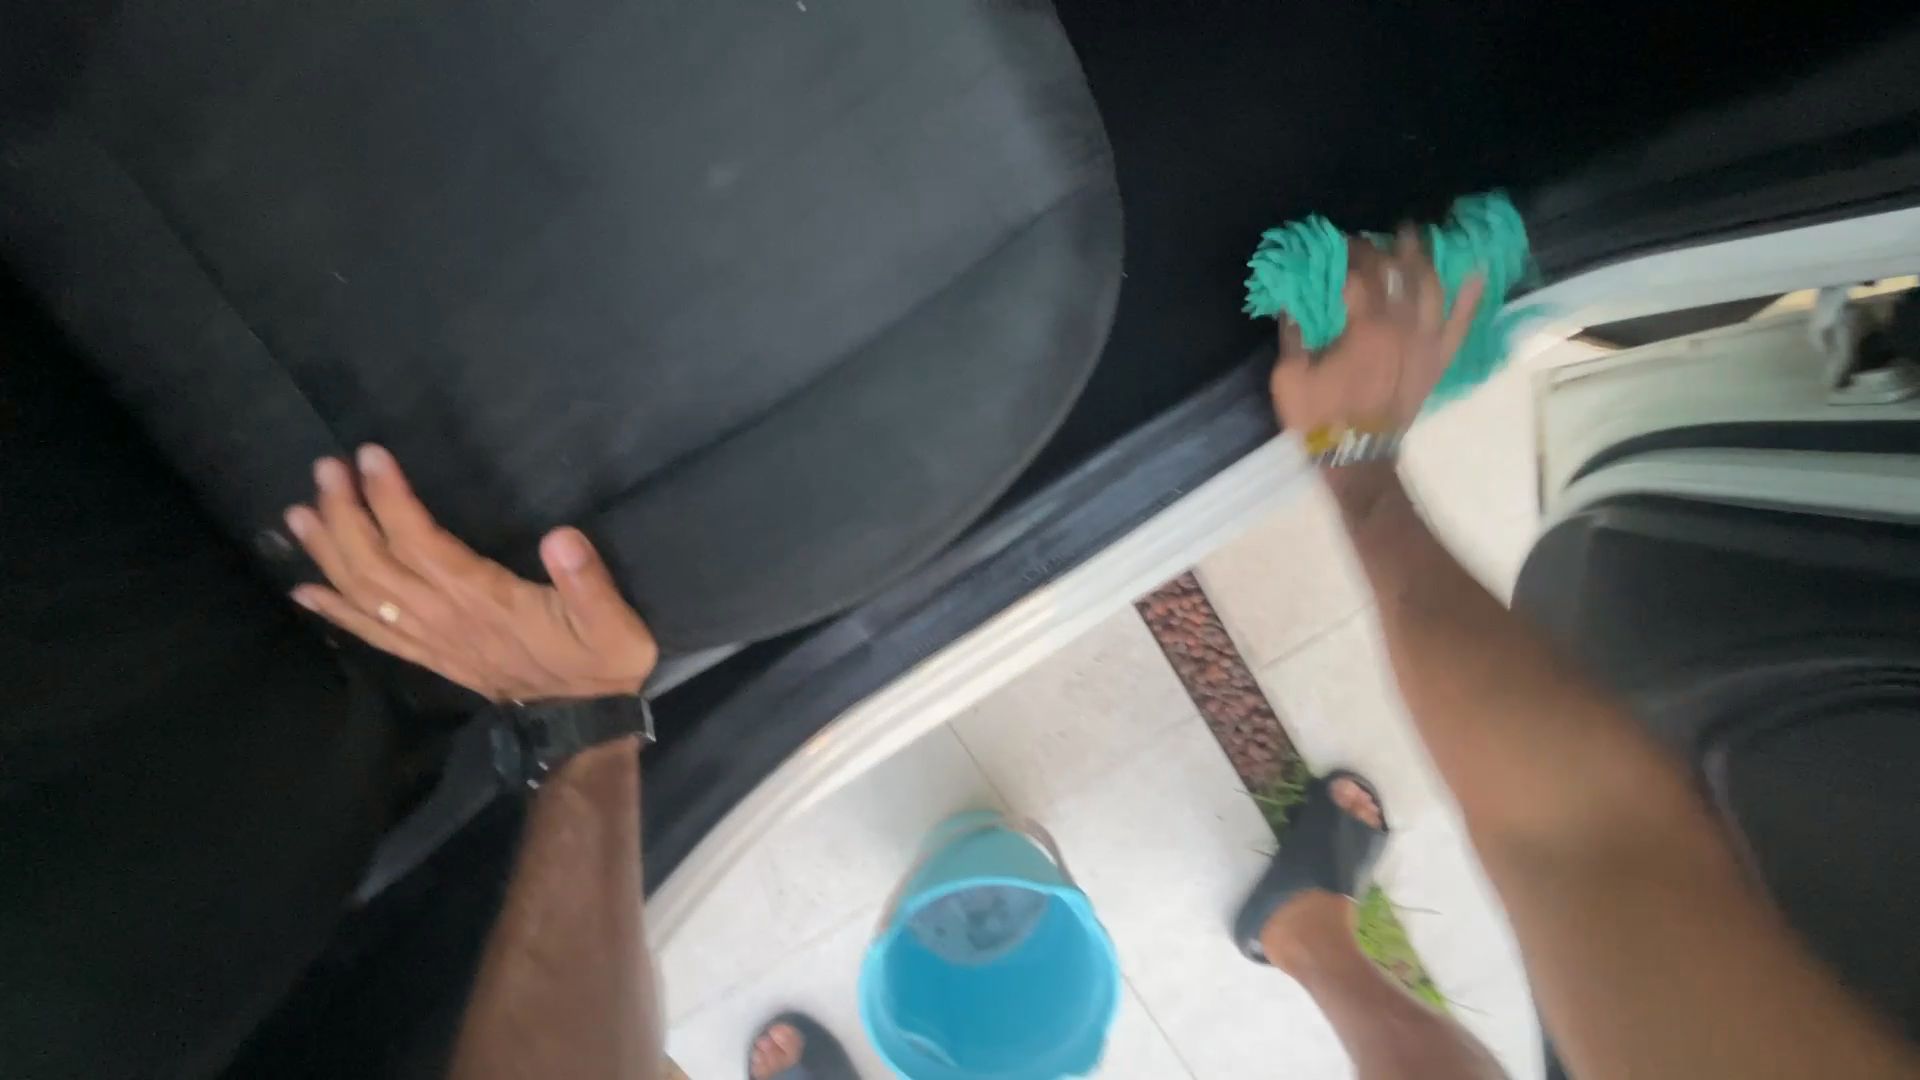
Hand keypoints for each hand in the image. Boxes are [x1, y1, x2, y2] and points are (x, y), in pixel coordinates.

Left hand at [284, 445, 657, 701]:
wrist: (592, 713)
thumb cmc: (605, 658)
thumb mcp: (614, 621)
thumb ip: (588, 581)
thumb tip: (561, 537)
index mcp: (488, 603)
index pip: (423, 545)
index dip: (392, 501)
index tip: (371, 458)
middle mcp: (448, 620)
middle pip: (377, 566)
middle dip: (348, 515)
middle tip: (327, 469)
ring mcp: (437, 641)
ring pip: (367, 595)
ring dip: (330, 554)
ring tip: (301, 513)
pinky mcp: (437, 657)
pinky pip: (375, 633)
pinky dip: (337, 611)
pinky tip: (307, 592)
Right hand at [1268, 227, 1483, 436]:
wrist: (1356, 457)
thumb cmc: (1318, 418)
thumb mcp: (1289, 378)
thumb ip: (1292, 336)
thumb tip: (1290, 304)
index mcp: (1364, 327)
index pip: (1361, 274)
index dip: (1350, 253)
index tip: (1340, 242)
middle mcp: (1402, 326)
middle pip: (1400, 273)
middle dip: (1387, 249)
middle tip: (1378, 234)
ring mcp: (1426, 342)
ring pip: (1433, 288)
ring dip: (1425, 259)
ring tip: (1418, 239)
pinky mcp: (1438, 360)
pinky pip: (1462, 323)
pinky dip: (1470, 297)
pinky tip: (1474, 273)